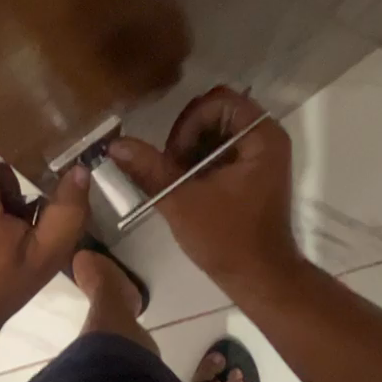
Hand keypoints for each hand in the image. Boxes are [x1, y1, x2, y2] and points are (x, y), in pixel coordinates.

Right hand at [108, 87, 305, 292]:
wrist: (259, 279)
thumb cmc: (227, 239)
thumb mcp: (181, 200)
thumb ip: (148, 168)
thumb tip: (114, 144)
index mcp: (262, 137)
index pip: (217, 102)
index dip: (189, 123)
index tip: (176, 157)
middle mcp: (267, 137)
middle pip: (215, 111)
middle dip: (186, 136)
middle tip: (172, 167)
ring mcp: (262, 154)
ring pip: (214, 130)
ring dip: (189, 148)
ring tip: (178, 179)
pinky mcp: (253, 170)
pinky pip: (220, 147)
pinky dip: (200, 159)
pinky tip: (188, 184)